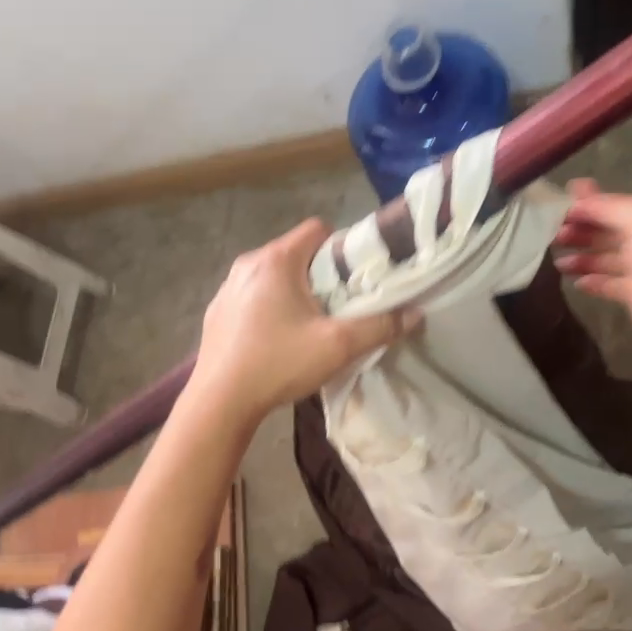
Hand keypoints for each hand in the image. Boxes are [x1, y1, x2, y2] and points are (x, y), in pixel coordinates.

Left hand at [190, 218, 417, 420]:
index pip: (317, 230)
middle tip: (337, 309)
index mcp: (276, 260)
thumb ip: (379, 327)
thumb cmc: (278, 364)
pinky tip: (274, 343)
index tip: (352, 281)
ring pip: (272, 278)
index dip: (341, 250)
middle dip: (319, 276)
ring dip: (293, 295)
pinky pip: (251, 299)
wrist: (220, 401)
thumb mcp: (338, 347)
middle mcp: (247, 264)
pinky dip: (268, 311)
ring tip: (306, 329)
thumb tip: (415, 314)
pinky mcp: (216, 314)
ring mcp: (226, 289)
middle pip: (295, 255)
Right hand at [553, 179, 631, 349]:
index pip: (613, 205)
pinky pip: (609, 285)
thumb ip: (609, 208)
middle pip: (607, 231)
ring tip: (557, 261)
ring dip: (582, 257)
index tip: (558, 204)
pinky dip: (593, 282)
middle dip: (581, 230)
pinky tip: (576, 282)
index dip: (587, 203)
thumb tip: (579, 196)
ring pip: (605, 258)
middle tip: (552, 235)